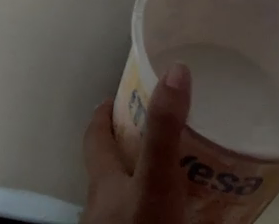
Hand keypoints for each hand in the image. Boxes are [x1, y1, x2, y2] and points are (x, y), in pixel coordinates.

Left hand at [82, 64, 192, 223]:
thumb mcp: (154, 181)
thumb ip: (163, 131)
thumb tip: (176, 69)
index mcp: (102, 181)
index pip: (95, 137)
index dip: (105, 113)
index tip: (120, 93)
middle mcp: (103, 205)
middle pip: (112, 164)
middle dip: (134, 142)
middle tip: (166, 125)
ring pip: (129, 193)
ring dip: (150, 177)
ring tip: (181, 168)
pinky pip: (146, 216)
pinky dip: (161, 207)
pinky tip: (183, 210)